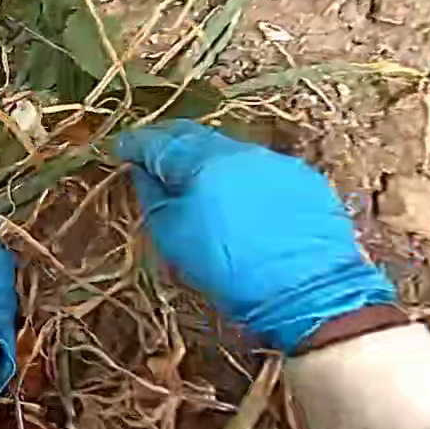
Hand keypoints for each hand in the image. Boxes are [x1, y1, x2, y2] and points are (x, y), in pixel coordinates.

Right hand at [115, 120, 393, 352]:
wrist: (310, 293)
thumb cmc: (228, 269)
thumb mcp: (173, 237)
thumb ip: (153, 196)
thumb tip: (141, 171)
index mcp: (203, 163)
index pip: (158, 142)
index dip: (134, 144)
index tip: (120, 150)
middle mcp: (239, 152)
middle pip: (193, 134)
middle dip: (165, 142)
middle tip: (147, 154)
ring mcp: (273, 161)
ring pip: (224, 147)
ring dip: (200, 156)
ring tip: (186, 173)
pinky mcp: (300, 177)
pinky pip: (254, 165)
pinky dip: (232, 171)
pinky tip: (228, 192)